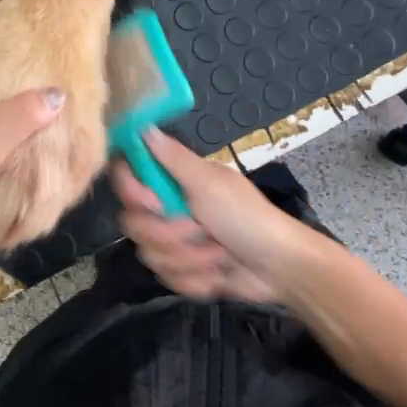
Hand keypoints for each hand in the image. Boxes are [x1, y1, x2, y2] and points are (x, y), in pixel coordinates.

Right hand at [113, 131, 323, 302]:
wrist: (279, 267)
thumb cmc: (246, 217)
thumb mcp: (209, 182)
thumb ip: (172, 157)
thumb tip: (143, 127)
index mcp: (173, 181)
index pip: (126, 179)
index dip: (133, 193)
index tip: (155, 203)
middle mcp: (168, 209)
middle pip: (133, 223)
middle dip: (169, 235)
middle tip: (199, 230)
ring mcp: (175, 242)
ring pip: (150, 256)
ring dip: (189, 259)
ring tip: (218, 254)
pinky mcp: (184, 271)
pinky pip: (169, 280)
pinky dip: (196, 280)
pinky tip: (218, 274)